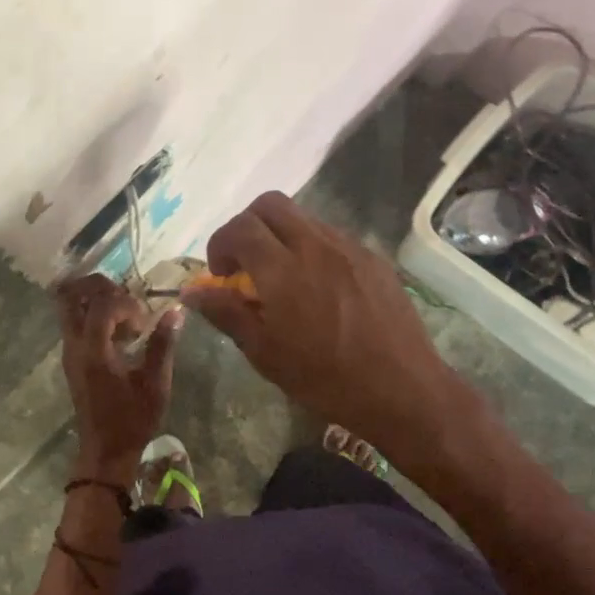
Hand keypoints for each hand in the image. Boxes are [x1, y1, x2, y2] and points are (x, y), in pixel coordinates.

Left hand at [56, 274, 182, 474]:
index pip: (101, 305)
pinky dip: (93, 315)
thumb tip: (175, 312)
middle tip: (127, 300)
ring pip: (68, 306)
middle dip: (99, 287)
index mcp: (93, 352)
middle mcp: (73, 346)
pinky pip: (74, 322)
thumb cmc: (133, 420)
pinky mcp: (70, 357)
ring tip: (124, 315)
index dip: (126, 303)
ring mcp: (68, 351)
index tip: (144, 321)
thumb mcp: (155, 385)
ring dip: (95, 299)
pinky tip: (119, 332)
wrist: (105, 451)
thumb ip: (163, 345)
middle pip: (70, 295)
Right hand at [183, 192, 470, 465]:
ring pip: (304, 219)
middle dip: (248, 226)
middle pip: (271, 204)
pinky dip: (312, 250)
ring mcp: (349, 249)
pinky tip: (318, 290)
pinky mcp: (374, 260)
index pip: (239, 227)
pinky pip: (332, 238)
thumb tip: (192, 291)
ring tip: (283, 279)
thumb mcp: (263, 352)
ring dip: (281, 237)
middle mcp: (315, 247)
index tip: (221, 275)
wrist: (402, 390)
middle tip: (246, 264)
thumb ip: (226, 313)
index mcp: (282, 270)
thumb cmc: (323, 378)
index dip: (220, 244)